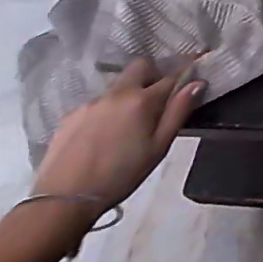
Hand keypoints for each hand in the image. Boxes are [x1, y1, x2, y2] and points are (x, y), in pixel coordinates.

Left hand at [31, 58, 203, 208]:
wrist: (65, 195)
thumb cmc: (121, 176)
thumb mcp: (158, 149)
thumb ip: (178, 113)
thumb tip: (197, 84)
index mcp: (142, 100)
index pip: (170, 76)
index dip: (184, 72)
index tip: (193, 69)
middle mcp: (117, 92)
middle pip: (141, 66)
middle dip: (154, 74)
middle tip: (158, 99)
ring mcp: (93, 101)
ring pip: (118, 86)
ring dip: (129, 95)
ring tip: (128, 127)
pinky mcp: (73, 113)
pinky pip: (98, 104)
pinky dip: (107, 112)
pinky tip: (103, 138)